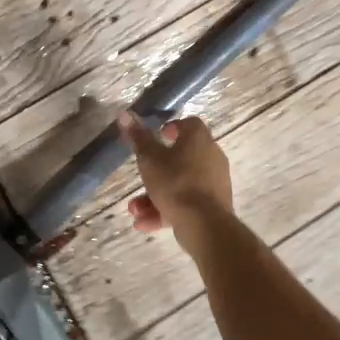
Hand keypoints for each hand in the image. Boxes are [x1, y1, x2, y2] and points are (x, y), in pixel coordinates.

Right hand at [118, 111, 233, 246]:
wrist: (205, 225)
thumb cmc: (175, 183)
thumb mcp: (149, 159)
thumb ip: (138, 137)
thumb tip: (124, 113)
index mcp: (199, 139)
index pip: (188, 124)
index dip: (171, 128)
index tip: (157, 137)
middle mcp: (211, 156)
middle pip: (180, 158)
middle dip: (154, 171)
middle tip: (139, 177)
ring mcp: (214, 182)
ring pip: (180, 184)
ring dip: (155, 195)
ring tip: (135, 209)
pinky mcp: (214, 205)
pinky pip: (187, 202)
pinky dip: (167, 210)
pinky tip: (144, 223)